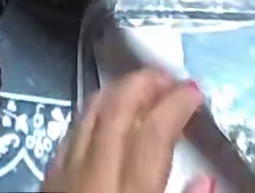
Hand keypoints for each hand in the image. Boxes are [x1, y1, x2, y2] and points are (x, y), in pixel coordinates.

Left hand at [42, 70, 210, 192]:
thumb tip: (205, 178)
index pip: (152, 135)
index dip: (174, 106)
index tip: (194, 92)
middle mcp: (93, 173)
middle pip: (116, 111)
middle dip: (143, 85)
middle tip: (169, 77)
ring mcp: (65, 171)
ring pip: (90, 113)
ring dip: (118, 91)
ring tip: (142, 86)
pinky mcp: (49, 176)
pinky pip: (73, 130)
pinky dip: (94, 111)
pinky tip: (106, 111)